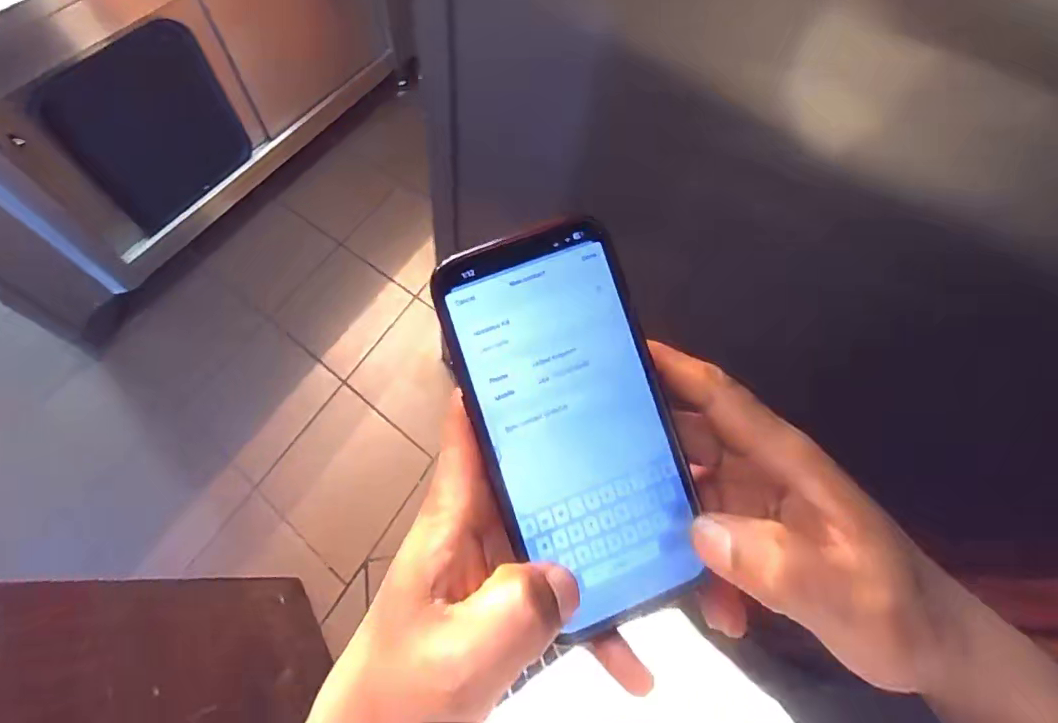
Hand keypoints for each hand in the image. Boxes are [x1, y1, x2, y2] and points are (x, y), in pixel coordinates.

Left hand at [309, 393, 652, 721]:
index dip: (490, 398)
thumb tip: (568, 576)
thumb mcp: (458, 656)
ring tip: (656, 562)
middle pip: (525, 484)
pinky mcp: (500, 613)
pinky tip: (631, 660)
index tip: (532, 367)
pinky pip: (551, 602)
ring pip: (549, 542)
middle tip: (635, 459)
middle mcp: (470, 536)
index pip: (466, 441)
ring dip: (597, 557)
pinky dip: (589, 626)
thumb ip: (514, 612)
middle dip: (575, 473)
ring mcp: (488, 575)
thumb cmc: (400, 694)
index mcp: (448, 525)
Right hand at [652, 340, 965, 694]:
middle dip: (645, 437)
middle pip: (690, 433)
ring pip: (690, 486)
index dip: (674, 367)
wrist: (935, 649)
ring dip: (669, 518)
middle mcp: (761, 467)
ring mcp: (754, 499)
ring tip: (644, 549)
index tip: (624, 347)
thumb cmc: (896, 608)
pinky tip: (714, 609)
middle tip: (591, 445)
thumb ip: (774, 563)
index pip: (720, 396)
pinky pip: (705, 530)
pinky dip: (698, 562)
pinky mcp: (752, 531)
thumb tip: (699, 531)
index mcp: (784, 457)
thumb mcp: (844, 595)